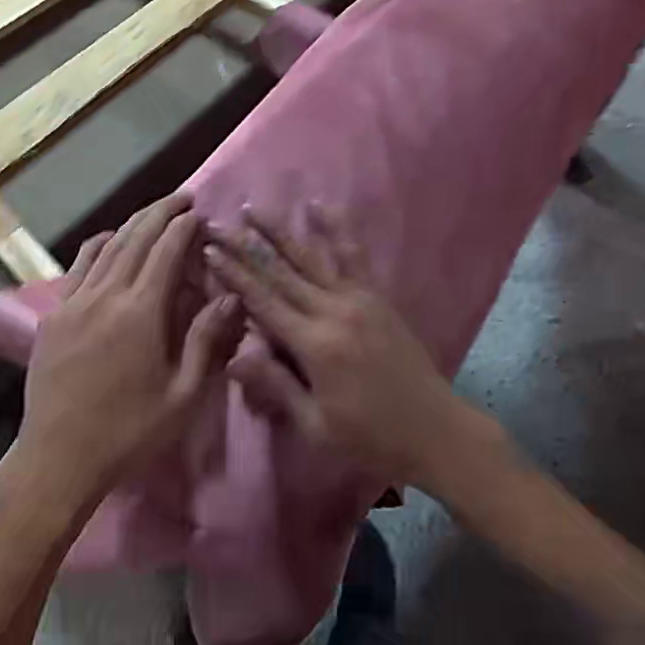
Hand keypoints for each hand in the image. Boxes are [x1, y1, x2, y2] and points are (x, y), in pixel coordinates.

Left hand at [11, 193, 242, 503]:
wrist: (58, 458)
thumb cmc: (128, 432)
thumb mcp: (182, 396)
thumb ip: (206, 341)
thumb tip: (230, 296)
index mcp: (140, 312)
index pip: (166, 251)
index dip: (184, 227)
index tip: (200, 212)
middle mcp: (106, 295)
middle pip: (136, 238)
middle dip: (162, 212)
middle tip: (183, 198)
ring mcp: (75, 301)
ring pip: (108, 246)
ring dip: (134, 223)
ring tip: (155, 212)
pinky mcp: (55, 313)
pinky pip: (79, 265)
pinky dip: (98, 244)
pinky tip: (110, 239)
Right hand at [205, 205, 483, 489]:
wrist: (435, 430)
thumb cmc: (370, 438)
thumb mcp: (317, 425)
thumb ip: (276, 385)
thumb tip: (233, 358)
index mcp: (315, 345)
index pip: (263, 301)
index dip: (234, 275)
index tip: (209, 251)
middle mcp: (333, 311)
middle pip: (280, 272)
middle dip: (246, 246)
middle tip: (218, 223)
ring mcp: (358, 298)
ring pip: (311, 256)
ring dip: (280, 230)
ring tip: (254, 207)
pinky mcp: (376, 296)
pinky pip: (353, 255)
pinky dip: (336, 228)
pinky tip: (320, 206)